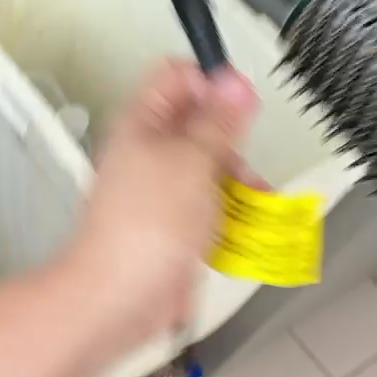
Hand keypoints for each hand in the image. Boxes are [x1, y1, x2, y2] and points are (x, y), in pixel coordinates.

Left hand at [60, 59, 258, 347]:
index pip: (176, 79)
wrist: (119, 297)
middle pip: (200, 128)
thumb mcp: (192, 160)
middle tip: (242, 163)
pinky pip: (209, 211)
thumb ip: (217, 121)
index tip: (239, 105)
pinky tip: (247, 230)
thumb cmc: (146, 227)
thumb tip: (232, 81)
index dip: (210, 83)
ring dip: (239, 184)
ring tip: (257, 201)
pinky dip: (231, 217)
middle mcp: (147, 156)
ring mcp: (160, 195)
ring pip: (210, 172)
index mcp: (141, 126)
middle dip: (232, 143)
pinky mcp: (172, 229)